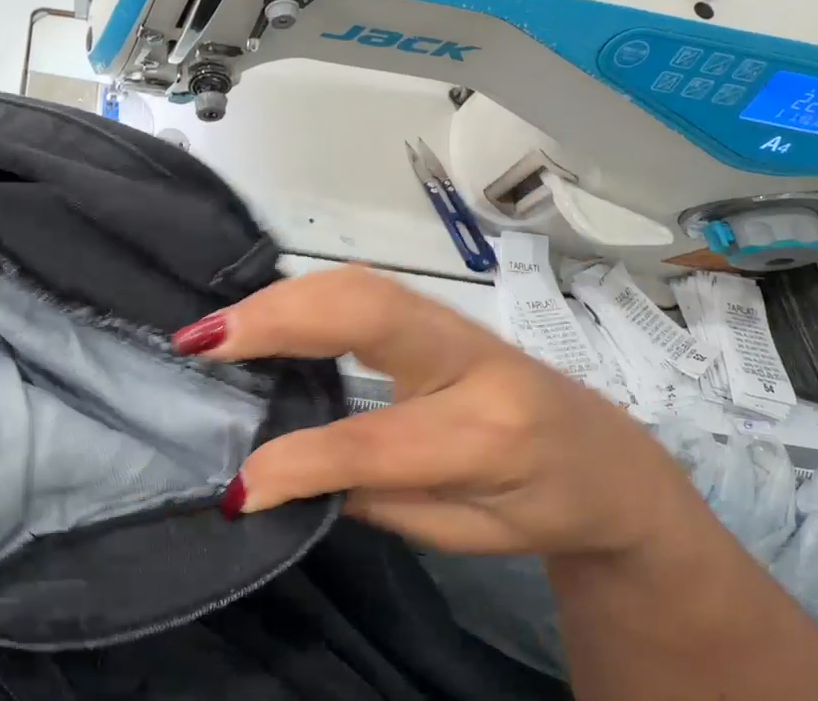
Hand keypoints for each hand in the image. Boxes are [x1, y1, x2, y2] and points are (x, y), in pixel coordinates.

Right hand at [174, 266, 698, 556]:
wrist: (615, 462)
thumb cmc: (541, 511)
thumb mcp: (463, 533)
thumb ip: (370, 497)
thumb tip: (274, 475)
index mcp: (490, 438)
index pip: (372, 443)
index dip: (297, 463)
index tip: (238, 486)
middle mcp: (473, 365)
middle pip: (364, 314)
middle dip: (274, 321)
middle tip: (202, 341)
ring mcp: (457, 326)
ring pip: (355, 285)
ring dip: (277, 299)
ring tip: (216, 328)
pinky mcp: (436, 312)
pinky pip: (360, 286)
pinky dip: (299, 294)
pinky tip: (260, 311)